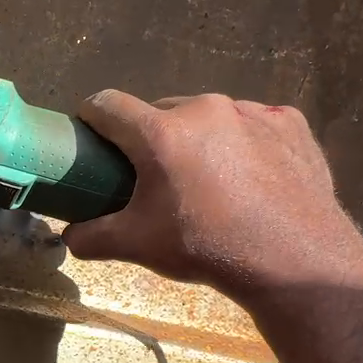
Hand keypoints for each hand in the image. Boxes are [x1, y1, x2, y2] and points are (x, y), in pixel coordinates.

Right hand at [65, 91, 362, 310]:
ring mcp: (254, 112)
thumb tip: (70, 233)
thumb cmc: (202, 244)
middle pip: (159, 111)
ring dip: (192, 141)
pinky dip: (236, 145)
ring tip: (200, 182)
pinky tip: (242, 180)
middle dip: (146, 138)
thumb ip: (88, 237)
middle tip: (147, 177)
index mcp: (161, 132)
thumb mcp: (131, 246)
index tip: (88, 140)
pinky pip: (249, 125)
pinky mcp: (292, 123)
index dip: (89, 119)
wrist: (293, 257)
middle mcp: (206, 109)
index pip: (107, 104)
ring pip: (205, 118)